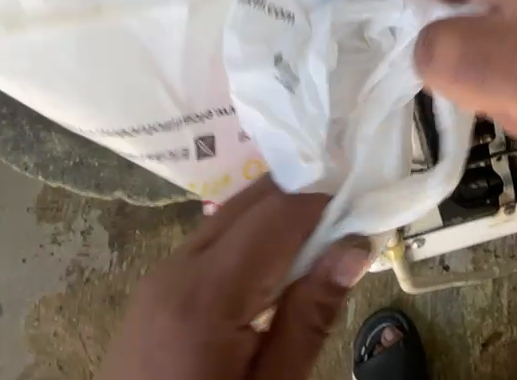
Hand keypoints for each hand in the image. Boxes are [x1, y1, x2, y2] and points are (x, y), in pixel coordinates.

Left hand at [100, 181, 372, 379]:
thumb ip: (311, 316)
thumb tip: (355, 246)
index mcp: (205, 295)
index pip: (278, 212)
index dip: (325, 201)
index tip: (364, 210)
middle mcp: (175, 268)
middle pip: (251, 201)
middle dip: (302, 200)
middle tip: (347, 222)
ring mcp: (158, 277)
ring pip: (230, 215)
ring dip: (276, 218)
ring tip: (317, 247)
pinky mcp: (153, 291)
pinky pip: (210, 241)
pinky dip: (248, 238)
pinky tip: (273, 269)